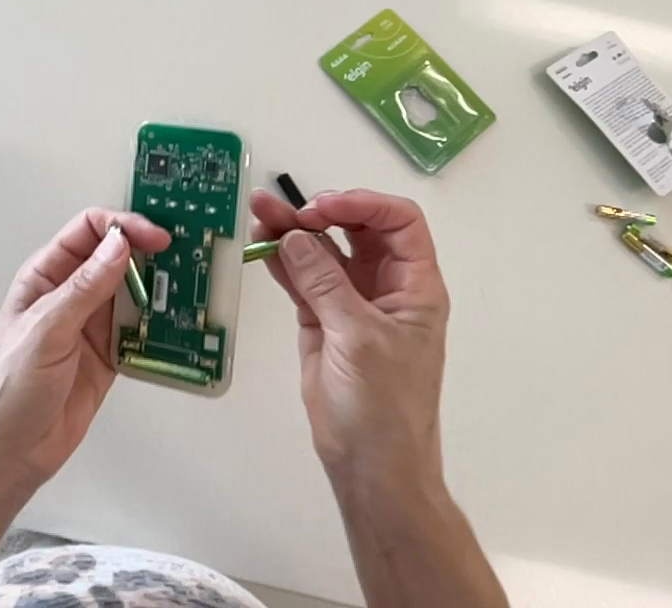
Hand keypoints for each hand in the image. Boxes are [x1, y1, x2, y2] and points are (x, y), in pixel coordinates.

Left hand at [0, 208, 170, 499]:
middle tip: (183, 257)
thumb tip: (118, 245)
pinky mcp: (107, 357)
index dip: (123, 226)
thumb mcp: (45, 330)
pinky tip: (177, 327)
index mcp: (46, 276)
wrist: (5, 454)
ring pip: (133, 294)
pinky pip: (140, 332)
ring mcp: (90, 326)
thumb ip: (84, 288)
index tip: (155, 236)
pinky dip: (160, 329)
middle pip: (117, 258)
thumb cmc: (4, 388)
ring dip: (159, 291)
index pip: (89, 231)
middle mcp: (70, 295)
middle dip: (149, 254)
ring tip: (189, 289)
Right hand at [250, 188, 451, 485]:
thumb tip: (294, 237)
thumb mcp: (360, 338)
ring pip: (321, 250)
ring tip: (258, 211)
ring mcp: (349, 300)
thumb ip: (325, 283)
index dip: (363, 205)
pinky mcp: (320, 318)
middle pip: (354, 229)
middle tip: (286, 211)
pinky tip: (260, 244)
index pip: (399, 223)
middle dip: (320, 212)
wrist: (370, 466)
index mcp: (413, 286)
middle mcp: (383, 285)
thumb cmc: (384, 406)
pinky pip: (300, 276)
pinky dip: (280, 259)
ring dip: (291, 230)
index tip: (323, 207)